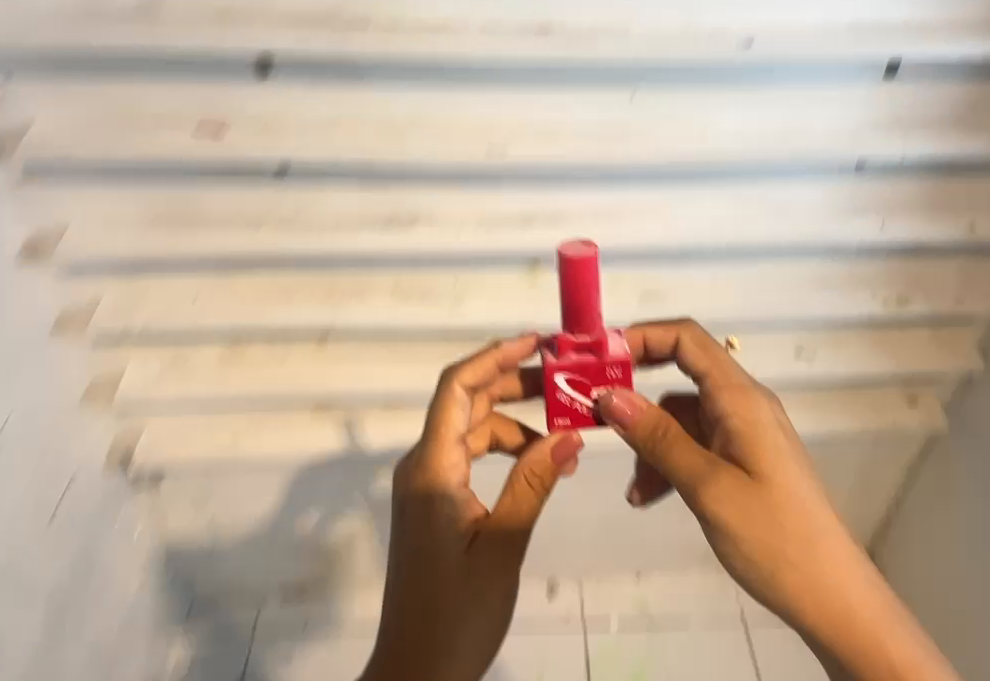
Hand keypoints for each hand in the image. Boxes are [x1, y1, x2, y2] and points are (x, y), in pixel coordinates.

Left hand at [362, 334, 583, 680]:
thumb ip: (534, 482)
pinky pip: (471, 457)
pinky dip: (506, 451)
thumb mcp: (504, 545)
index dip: (495, 356)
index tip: (538, 341)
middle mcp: (423, 464)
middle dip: (513, 383)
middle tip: (565, 379)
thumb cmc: (457, 613)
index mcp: (431, 467)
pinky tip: (541, 463)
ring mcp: (426, 482)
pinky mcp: (434, 501)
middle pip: (466, 402)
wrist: (416, 672)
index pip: (457, 387)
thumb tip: (572, 432)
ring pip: (472, 429)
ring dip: (515, 422)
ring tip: (566, 431)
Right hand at [596, 319, 959, 680]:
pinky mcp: (742, 459)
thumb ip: (657, 437)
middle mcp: (742, 403)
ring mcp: (743, 432)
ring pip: (681, 416)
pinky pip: (694, 444)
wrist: (832, 596)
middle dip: (635, 391)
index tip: (597, 360)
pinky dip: (668, 462)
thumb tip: (608, 395)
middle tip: (594, 410)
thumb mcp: (706, 486)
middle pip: (680, 373)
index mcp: (740, 397)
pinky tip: (650, 497)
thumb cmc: (773, 536)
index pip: (686, 339)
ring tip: (635, 490)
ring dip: (650, 442)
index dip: (641, 337)